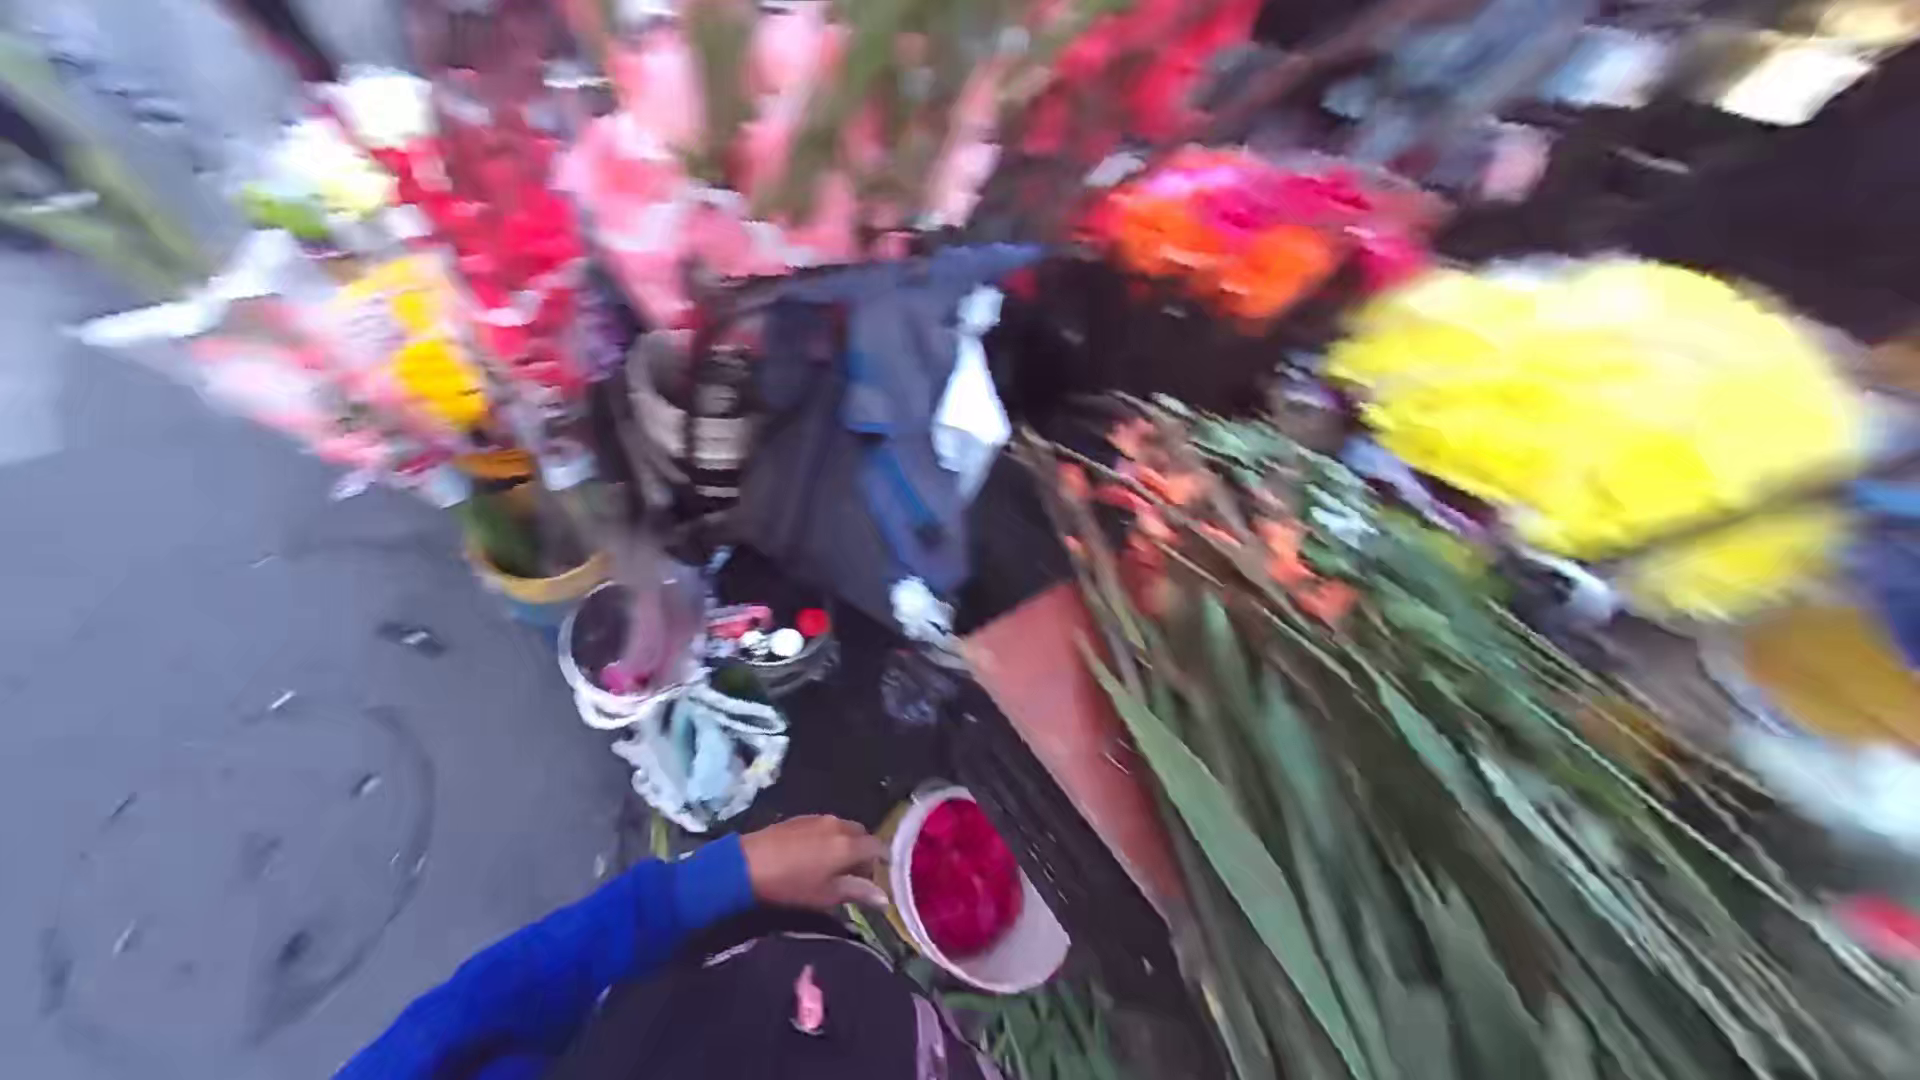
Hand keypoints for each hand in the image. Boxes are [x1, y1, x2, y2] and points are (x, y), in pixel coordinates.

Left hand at [740, 815, 889, 911]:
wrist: (748, 864)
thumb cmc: (791, 885)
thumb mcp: (826, 896)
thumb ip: (858, 892)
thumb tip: (884, 898)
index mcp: (849, 845)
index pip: (878, 846)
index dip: (883, 860)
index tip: (883, 874)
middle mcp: (839, 825)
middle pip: (862, 835)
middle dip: (864, 851)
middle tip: (856, 874)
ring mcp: (820, 818)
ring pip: (844, 828)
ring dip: (847, 843)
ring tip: (834, 865)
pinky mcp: (803, 817)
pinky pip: (827, 825)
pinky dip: (831, 837)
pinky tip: (815, 854)